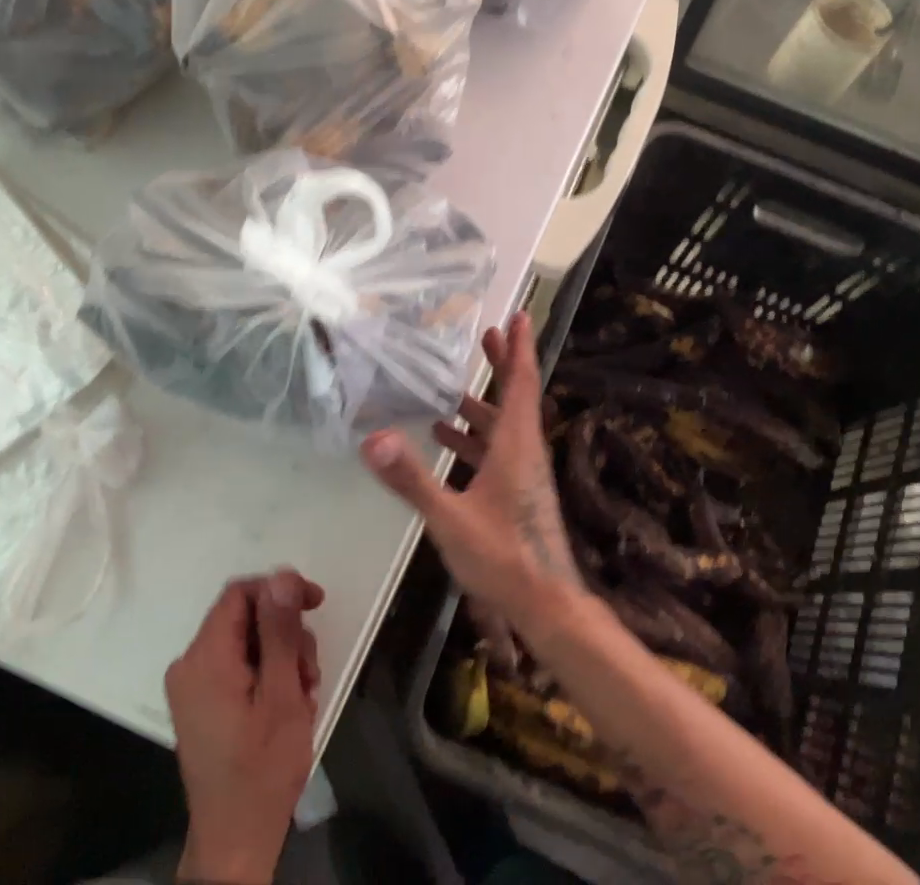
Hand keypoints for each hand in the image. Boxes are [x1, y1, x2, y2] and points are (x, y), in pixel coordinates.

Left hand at [167, 569, 323, 884]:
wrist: (235, 836)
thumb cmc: (264, 766)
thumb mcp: (283, 694)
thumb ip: (280, 632)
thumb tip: (281, 576)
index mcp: (205, 658)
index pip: (239, 594)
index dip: (280, 591)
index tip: (316, 606)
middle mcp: (190, 664)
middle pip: (244, 618)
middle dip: (286, 635)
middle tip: (311, 674)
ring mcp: (192, 687)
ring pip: (246, 644)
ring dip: (282, 660)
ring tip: (302, 698)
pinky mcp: (201, 705)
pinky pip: (237, 668)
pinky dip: (266, 677)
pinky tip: (286, 708)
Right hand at [360, 313, 583, 626]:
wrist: (546, 602)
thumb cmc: (503, 557)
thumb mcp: (450, 519)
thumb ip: (412, 479)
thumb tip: (372, 438)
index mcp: (516, 447)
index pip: (521, 384)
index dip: (519, 349)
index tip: (518, 316)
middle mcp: (524, 453)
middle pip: (514, 397)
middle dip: (501, 365)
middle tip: (486, 334)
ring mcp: (522, 475)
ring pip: (503, 427)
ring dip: (481, 404)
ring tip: (450, 388)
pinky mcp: (516, 495)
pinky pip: (495, 454)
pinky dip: (473, 440)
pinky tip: (445, 440)